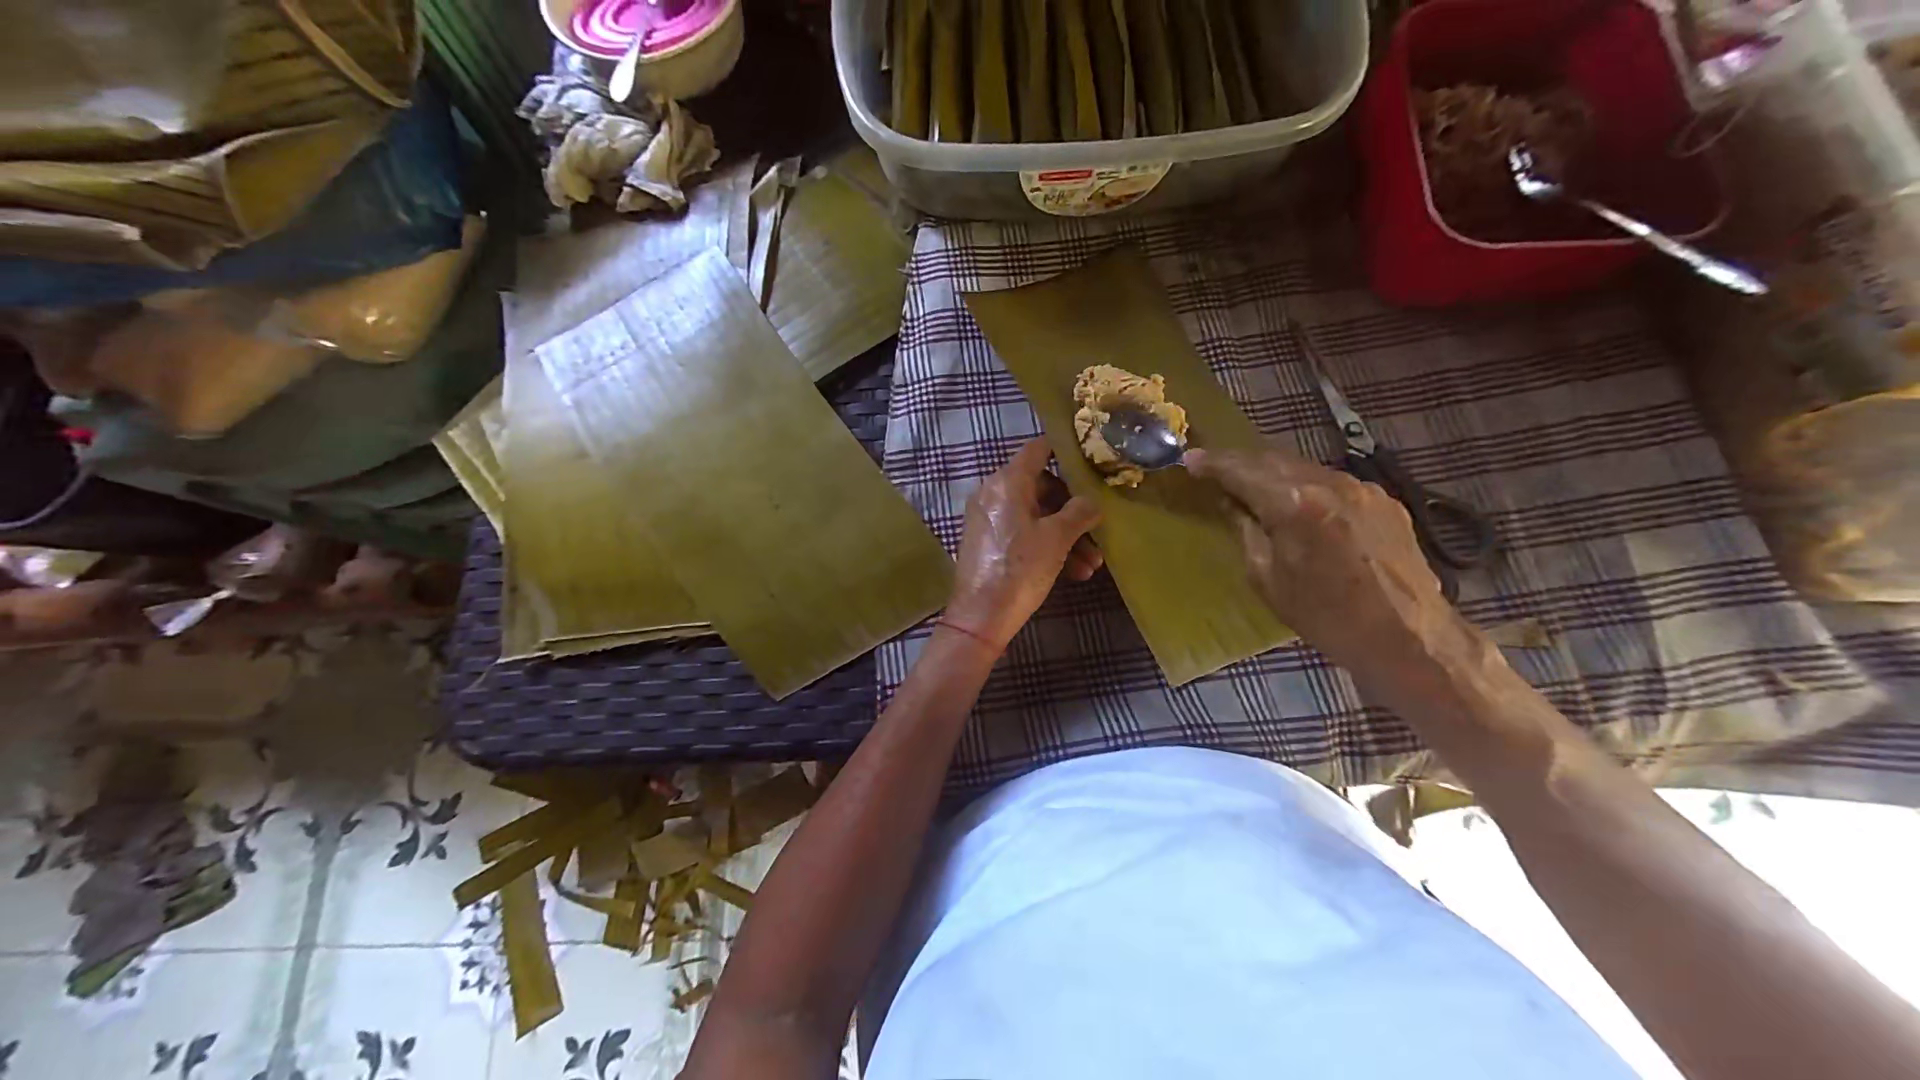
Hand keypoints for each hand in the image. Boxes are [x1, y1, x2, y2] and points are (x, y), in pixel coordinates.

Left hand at [944, 438, 1103, 650]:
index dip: (1066, 450)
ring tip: (1091, 565)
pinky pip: (1023, 533)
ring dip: (1067, 537)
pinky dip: (1047, 547)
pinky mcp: (988, 542)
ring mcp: (988, 518)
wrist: (981, 616)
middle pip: (1042, 487)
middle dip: (1074, 511)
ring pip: (1036, 516)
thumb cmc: (1020, 569)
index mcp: (1007, 481)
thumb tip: (1092, 500)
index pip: (1039, 449)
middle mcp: (993, 493)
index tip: (1092, 461)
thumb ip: (1080, 511)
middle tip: (1098, 532)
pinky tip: (1073, 573)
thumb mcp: (1058, 538)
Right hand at [1186, 447, 1460, 685]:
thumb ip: (1246, 531)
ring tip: (1251, 483)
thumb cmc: (1326, 616)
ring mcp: (1360, 487)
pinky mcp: (1383, 499)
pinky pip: (1331, 482)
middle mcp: (1328, 483)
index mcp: (1293, 504)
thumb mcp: (1267, 578)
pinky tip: (1297, 503)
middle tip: (1213, 467)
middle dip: (1239, 462)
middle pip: (1272, 459)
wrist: (1407, 636)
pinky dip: (1305, 486)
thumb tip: (1231, 503)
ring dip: (1273, 472)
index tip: (1189, 460)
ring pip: (1303, 467)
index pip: (1241, 471)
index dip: (1212, 464)